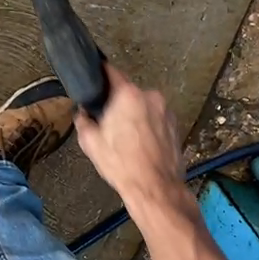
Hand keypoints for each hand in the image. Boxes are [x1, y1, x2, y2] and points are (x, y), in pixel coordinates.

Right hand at [75, 64, 187, 209]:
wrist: (154, 187)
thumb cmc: (124, 165)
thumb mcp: (91, 143)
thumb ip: (83, 121)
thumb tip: (83, 114)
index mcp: (128, 95)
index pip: (111, 72)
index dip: (101, 74)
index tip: (97, 74)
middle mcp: (150, 97)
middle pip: (128, 93)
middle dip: (118, 104)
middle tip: (109, 124)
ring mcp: (166, 111)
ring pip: (143, 106)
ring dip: (135, 116)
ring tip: (126, 140)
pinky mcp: (175, 125)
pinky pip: (156, 119)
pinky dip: (148, 127)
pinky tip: (140, 145)